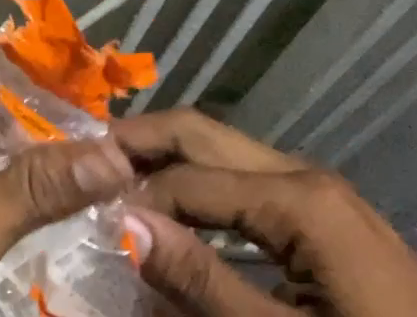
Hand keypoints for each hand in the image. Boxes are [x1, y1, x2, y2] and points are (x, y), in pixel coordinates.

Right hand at [109, 108, 416, 316]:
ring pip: (223, 152)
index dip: (133, 197)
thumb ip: (204, 284)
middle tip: (84, 165)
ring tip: (120, 187)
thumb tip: (124, 223)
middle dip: (139, 142)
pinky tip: (183, 218)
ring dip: (169, 163)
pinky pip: (250, 184)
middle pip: (201, 133)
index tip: (87, 220)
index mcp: (299, 198)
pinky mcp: (331, 220)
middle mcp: (306, 175)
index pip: (186, 177)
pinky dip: (204, 190)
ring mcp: (323, 194)